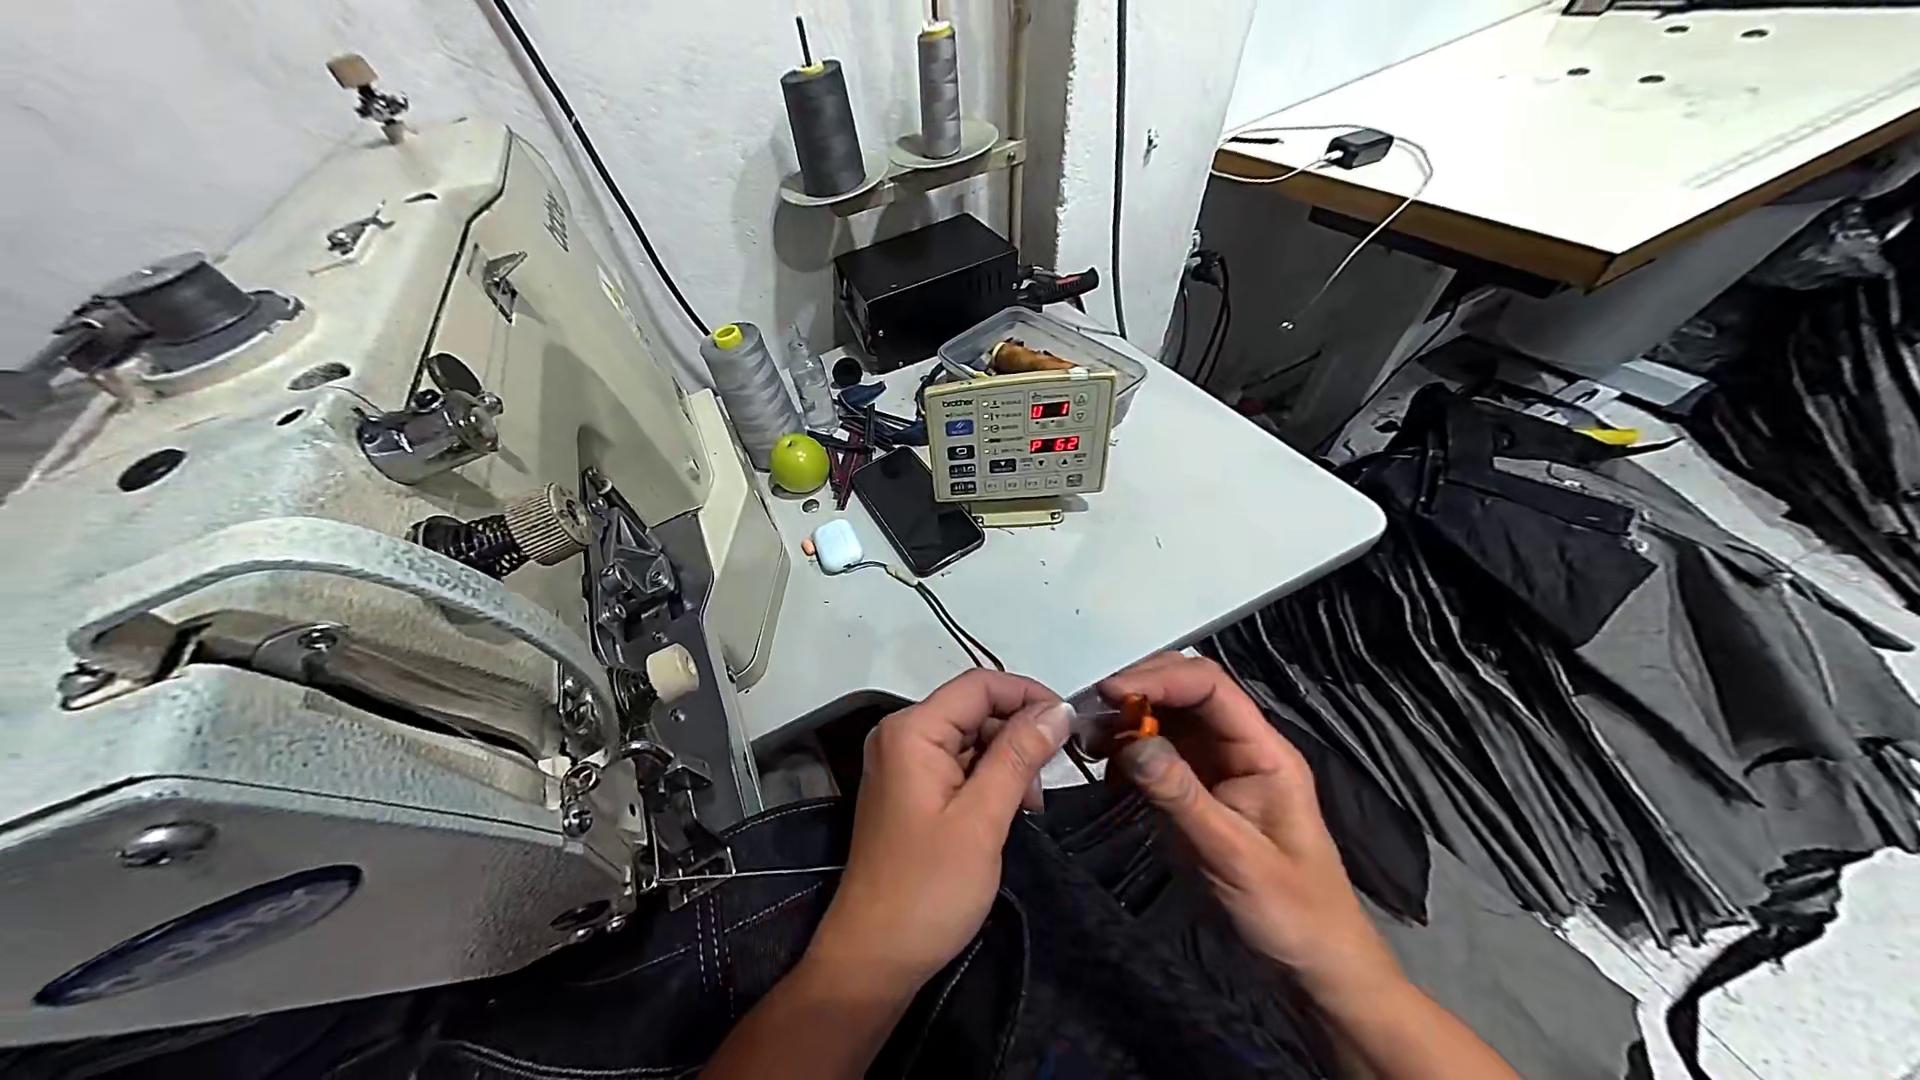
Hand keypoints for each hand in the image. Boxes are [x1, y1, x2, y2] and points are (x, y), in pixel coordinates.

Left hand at [807, 670, 1073, 996]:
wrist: (874, 957)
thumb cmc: (927, 889)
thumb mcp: (982, 818)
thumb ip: (1020, 755)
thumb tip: (1057, 709)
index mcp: (912, 731)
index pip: (979, 685)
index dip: (1027, 694)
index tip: (1069, 721)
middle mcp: (903, 735)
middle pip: (974, 709)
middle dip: (1018, 734)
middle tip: (1050, 776)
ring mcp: (904, 762)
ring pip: (971, 737)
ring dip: (1007, 759)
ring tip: (1030, 804)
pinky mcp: (910, 787)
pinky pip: (959, 762)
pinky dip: (989, 777)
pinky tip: (1008, 809)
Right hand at [1099, 654, 1400, 1001]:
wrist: (1312, 964)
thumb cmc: (1290, 911)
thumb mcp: (1233, 856)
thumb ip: (1181, 795)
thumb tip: (1129, 742)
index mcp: (1262, 750)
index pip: (1210, 687)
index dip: (1159, 678)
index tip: (1110, 692)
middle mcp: (1237, 745)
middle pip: (1186, 689)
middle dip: (1139, 689)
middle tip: (1093, 709)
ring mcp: (1215, 763)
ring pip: (1166, 715)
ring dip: (1127, 717)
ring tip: (1091, 737)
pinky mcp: (1194, 785)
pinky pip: (1156, 748)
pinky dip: (1127, 747)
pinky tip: (1107, 765)